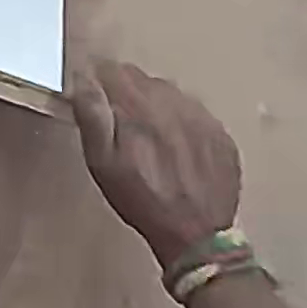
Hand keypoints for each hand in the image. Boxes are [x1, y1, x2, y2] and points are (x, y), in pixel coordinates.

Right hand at [73, 61, 240, 269]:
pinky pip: (192, 111)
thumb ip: (91, 113)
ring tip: (149, 136)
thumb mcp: (100, 159)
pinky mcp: (221, 135)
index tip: (97, 102)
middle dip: (124, 92)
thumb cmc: (139, 196)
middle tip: (122, 125)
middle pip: (139, 77)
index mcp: (139, 106)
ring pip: (166, 91)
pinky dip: (179, 120)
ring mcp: (202, 118)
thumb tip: (84, 79)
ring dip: (152, 104)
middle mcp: (172, 103)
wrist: (197, 238)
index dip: (99, 83)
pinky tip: (175, 146)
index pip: (111, 69)